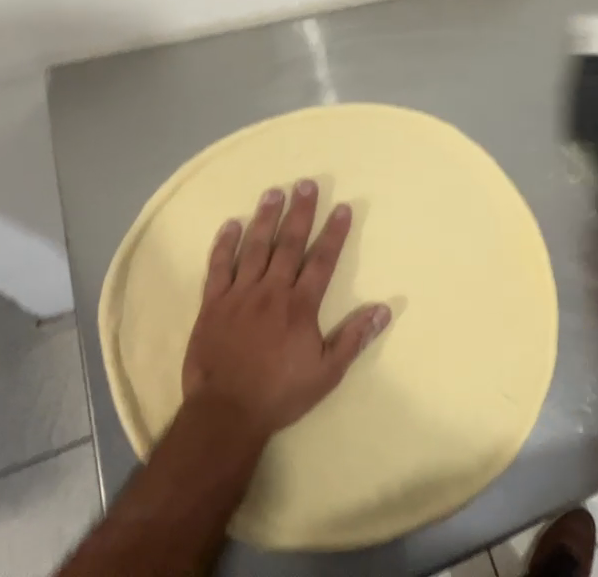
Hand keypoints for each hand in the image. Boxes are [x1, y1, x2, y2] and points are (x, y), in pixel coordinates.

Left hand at [182, 179, 390, 437]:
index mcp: (301, 306)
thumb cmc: (280, 393)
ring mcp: (239, 295)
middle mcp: (272, 292)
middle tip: (306, 184)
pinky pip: (218, 267)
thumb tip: (384, 309)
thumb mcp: (327, 373)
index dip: (334, 233)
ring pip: (254, 248)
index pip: (322, 260)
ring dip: (265, 218)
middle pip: (289, 244)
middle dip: (300, 213)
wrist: (225, 413)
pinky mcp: (213, 305)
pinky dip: (224, 244)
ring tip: (274, 192)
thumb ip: (353, 338)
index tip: (342, 207)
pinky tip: (231, 224)